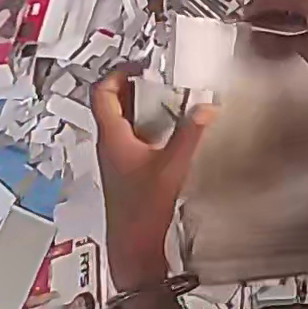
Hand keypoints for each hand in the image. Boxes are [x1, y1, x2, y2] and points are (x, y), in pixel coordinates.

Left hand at [88, 68, 216, 290]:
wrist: (134, 242)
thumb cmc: (142, 209)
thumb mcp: (172, 165)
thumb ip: (190, 134)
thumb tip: (205, 109)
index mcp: (112, 137)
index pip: (102, 93)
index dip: (117, 73)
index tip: (139, 66)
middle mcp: (110, 144)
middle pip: (112, 103)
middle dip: (135, 87)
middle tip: (158, 80)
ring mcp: (117, 157)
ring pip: (123, 120)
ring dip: (143, 107)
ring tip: (167, 101)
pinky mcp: (127, 168)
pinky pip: (134, 136)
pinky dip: (149, 126)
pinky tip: (171, 132)